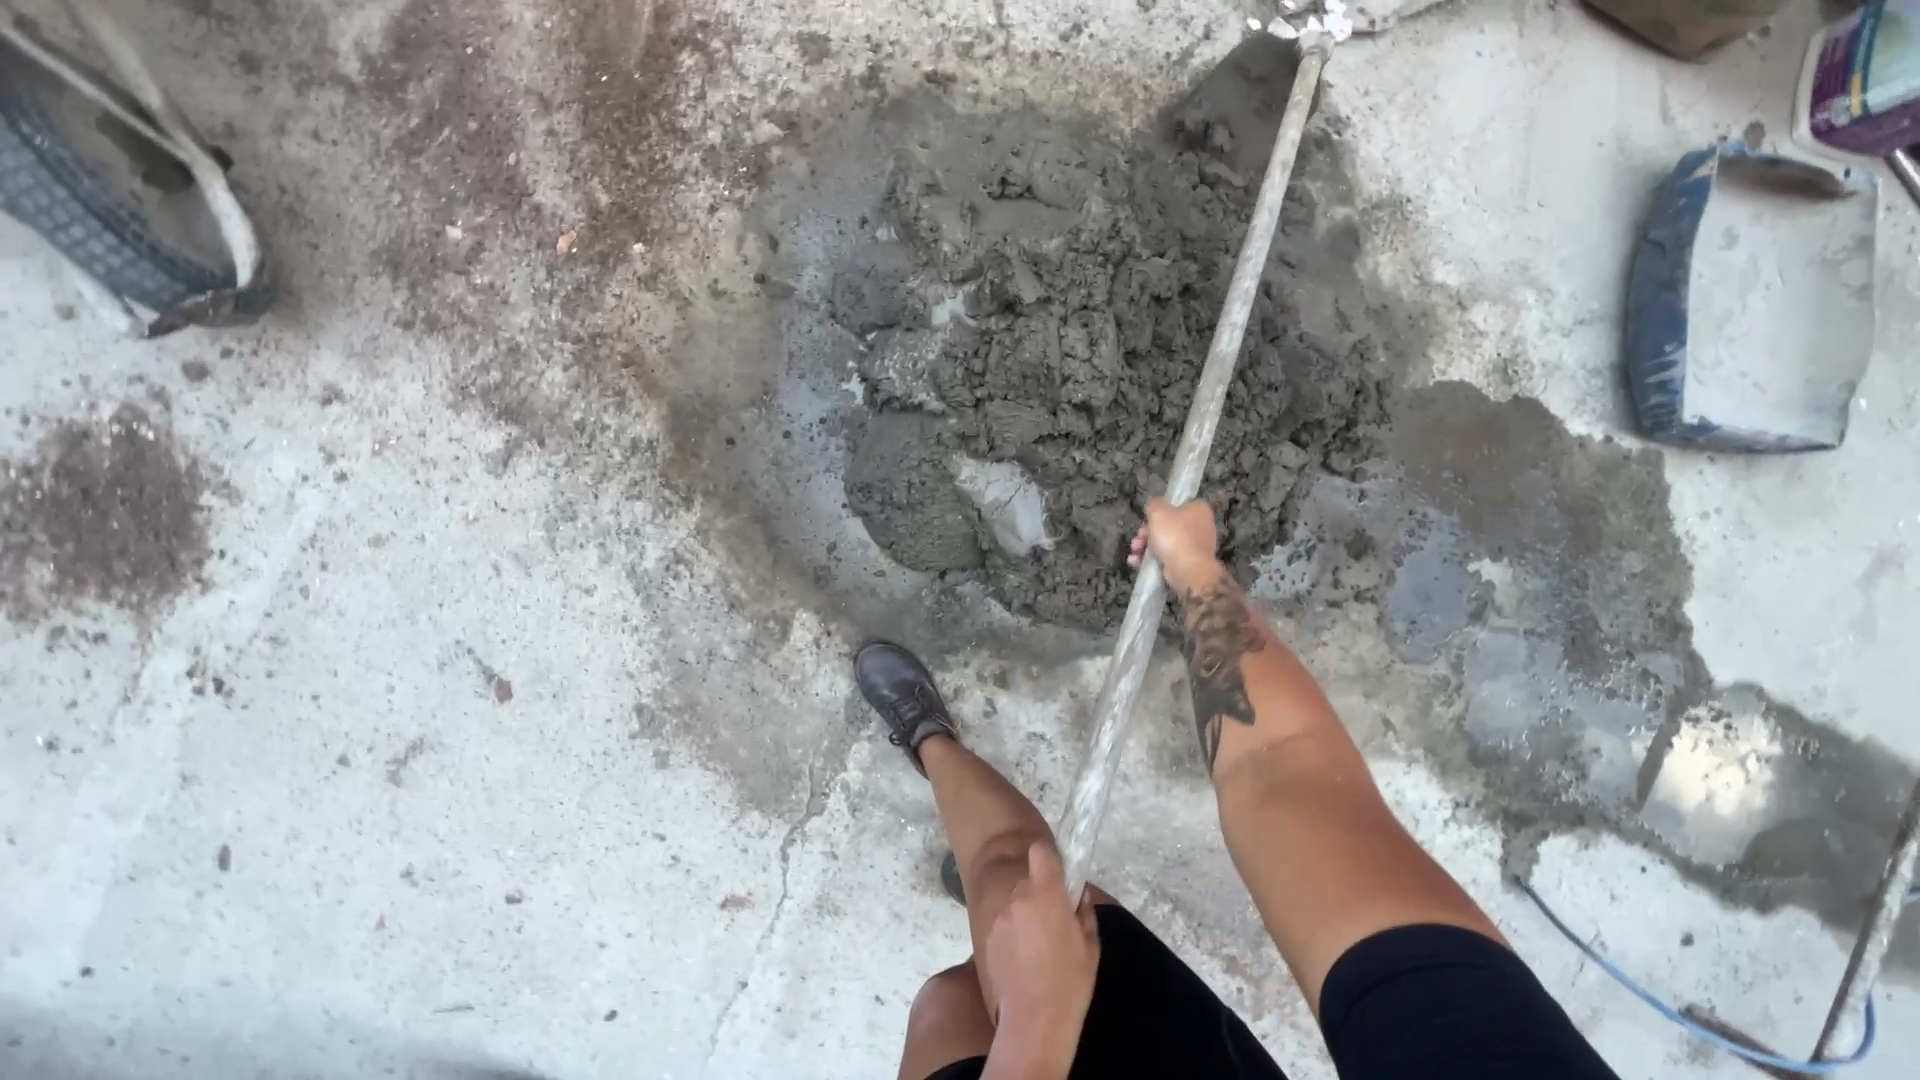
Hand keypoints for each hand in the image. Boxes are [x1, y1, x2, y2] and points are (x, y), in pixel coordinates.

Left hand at [984, 843, 1100, 1067]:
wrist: (1033, 1023)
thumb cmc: (1070, 983)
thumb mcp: (1090, 946)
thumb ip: (1084, 912)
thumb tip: (1078, 894)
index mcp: (1046, 894)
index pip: (1039, 852)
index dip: (1047, 856)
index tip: (1057, 872)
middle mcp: (1018, 898)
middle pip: (1027, 880)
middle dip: (1040, 892)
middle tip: (1055, 920)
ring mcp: (999, 917)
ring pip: (1015, 902)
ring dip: (1025, 913)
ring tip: (1038, 945)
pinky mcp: (987, 937)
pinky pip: (1004, 923)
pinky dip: (1013, 932)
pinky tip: (1024, 958)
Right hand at [1128, 497, 1224, 594]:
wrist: (1188, 569)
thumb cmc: (1175, 535)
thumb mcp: (1158, 512)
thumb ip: (1154, 504)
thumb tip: (1154, 504)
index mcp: (1198, 509)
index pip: (1177, 505)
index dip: (1159, 511)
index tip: (1147, 519)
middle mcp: (1201, 526)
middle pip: (1168, 525)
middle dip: (1147, 533)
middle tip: (1138, 538)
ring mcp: (1195, 546)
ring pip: (1165, 542)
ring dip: (1145, 546)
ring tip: (1135, 552)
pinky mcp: (1189, 563)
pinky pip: (1167, 557)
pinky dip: (1151, 559)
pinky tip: (1137, 562)